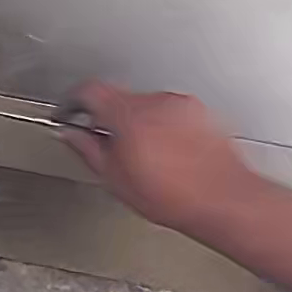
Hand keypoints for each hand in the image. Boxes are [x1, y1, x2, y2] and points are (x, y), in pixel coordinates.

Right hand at [57, 81, 264, 229]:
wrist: (225, 202)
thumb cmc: (174, 195)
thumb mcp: (112, 177)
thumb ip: (86, 148)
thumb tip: (71, 135)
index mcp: (127, 114)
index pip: (88, 90)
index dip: (71, 102)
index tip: (67, 114)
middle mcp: (156, 102)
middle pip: (117, 97)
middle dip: (105, 118)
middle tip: (100, 142)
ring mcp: (182, 105)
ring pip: (144, 106)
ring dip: (134, 123)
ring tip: (137, 156)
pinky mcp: (201, 114)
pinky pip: (168, 113)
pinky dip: (158, 127)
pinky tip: (161, 155)